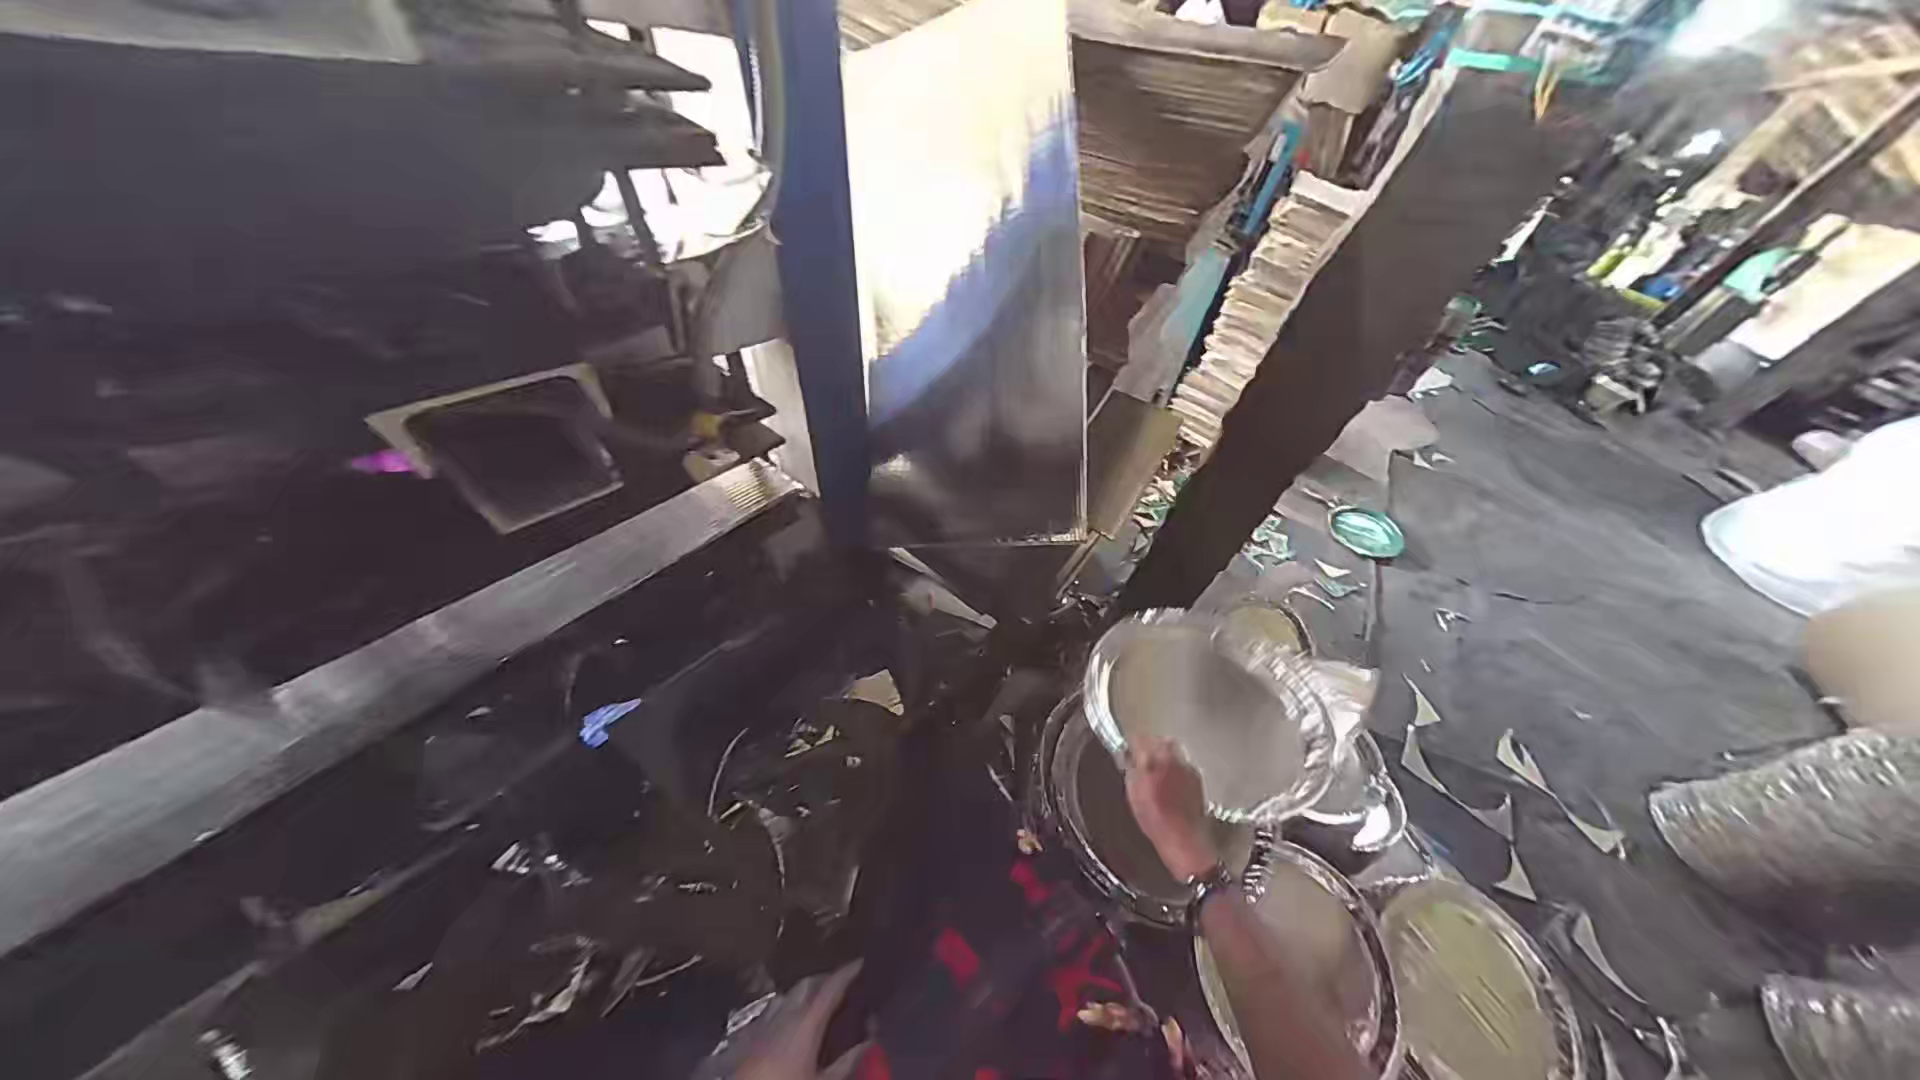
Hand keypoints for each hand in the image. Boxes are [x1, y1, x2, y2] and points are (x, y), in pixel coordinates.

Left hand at [732, 960, 868, 1079]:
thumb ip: (846, 1062)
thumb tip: (869, 1042)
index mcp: (807, 1021)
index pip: (831, 987)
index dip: (847, 972)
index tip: (861, 962)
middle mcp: (785, 1012)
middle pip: (808, 984)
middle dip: (825, 980)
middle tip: (842, 986)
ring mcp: (764, 1021)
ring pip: (788, 995)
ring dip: (804, 993)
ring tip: (816, 1003)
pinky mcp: (747, 1035)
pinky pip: (771, 1011)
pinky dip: (785, 1009)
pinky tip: (788, 1024)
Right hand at [1124, 737, 1219, 881]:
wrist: (1184, 840)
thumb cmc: (1156, 822)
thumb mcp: (1133, 796)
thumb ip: (1131, 772)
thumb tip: (1130, 760)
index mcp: (1150, 763)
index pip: (1140, 740)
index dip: (1133, 743)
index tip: (1129, 748)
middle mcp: (1170, 760)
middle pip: (1159, 739)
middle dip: (1150, 744)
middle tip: (1143, 755)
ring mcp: (1186, 767)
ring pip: (1174, 746)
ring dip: (1164, 750)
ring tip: (1158, 764)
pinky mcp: (1197, 776)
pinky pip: (1183, 760)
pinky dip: (1176, 762)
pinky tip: (1172, 775)